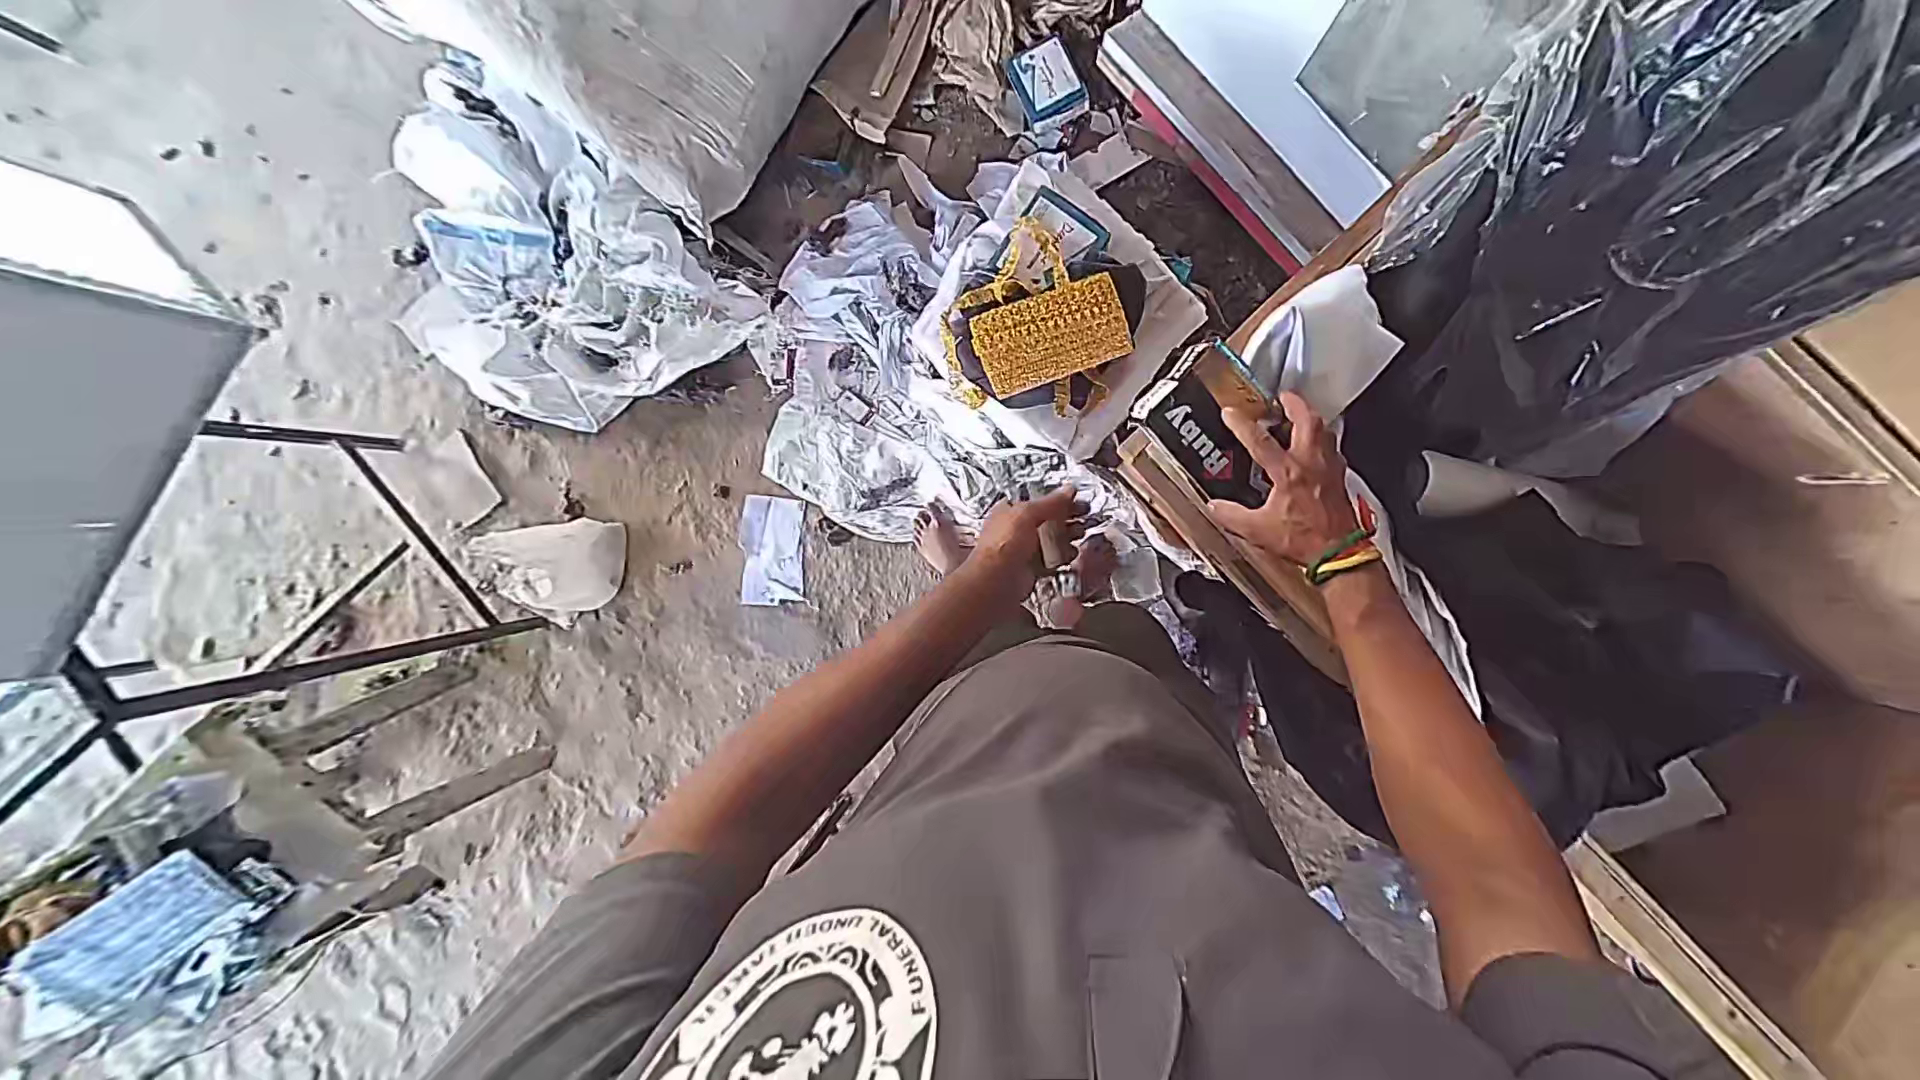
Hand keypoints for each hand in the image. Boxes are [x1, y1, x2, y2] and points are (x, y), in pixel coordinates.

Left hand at [967, 487, 1083, 597]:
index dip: (1057, 500)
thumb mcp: (1028, 513)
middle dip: (1066, 520)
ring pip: (1049, 541)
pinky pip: (1049, 560)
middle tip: (1083, 518)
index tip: (1075, 500)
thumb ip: (1051, 502)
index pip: (1037, 500)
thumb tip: (1068, 490)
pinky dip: (1060, 558)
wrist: (998, 580)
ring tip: (1079, 535)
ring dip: (1065, 539)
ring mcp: (1022, 550)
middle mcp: (1014, 530)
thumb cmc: (1003, 544)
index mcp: (1009, 510)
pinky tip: (1069, 554)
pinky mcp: (1030, 569)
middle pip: (1046, 521)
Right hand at [1205, 392, 1360, 565]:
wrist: (1337, 553)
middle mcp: (1311, 465)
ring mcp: (1329, 469)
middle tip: (1283, 397)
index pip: (1260, 440)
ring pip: (1324, 431)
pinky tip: (1318, 447)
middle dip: (1294, 404)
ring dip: (1311, 419)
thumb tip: (1215, 506)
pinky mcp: (1339, 478)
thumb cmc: (1304, 540)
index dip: (1242, 424)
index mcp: (1288, 473)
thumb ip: (1232, 515)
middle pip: (1307, 421)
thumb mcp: (1257, 530)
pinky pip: (1333, 449)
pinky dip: (1323, 441)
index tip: (1230, 413)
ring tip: (1301, 415)